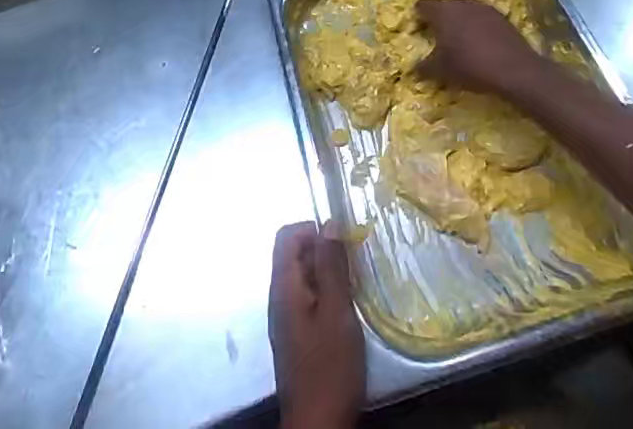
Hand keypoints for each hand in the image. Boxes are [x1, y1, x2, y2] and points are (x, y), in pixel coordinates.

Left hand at [269, 222, 361, 428]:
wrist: (317, 423)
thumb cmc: (329, 366)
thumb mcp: (336, 311)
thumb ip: (331, 267)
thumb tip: (329, 224)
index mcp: (283, 284)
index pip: (286, 235)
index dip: (312, 229)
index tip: (342, 240)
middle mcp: (278, 294)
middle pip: (293, 254)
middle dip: (322, 251)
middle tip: (354, 266)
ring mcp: (285, 316)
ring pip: (302, 277)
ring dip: (326, 274)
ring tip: (354, 288)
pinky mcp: (296, 334)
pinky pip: (306, 299)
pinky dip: (325, 294)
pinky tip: (346, 312)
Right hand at [414, 0, 548, 96]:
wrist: (516, 71)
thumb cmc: (470, 65)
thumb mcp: (440, 71)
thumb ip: (422, 67)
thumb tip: (414, 69)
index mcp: (441, 10)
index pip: (422, 5)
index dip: (418, 17)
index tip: (419, 32)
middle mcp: (461, 2)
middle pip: (444, 6)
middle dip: (439, 19)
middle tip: (438, 38)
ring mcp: (484, 8)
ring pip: (464, 10)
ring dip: (460, 22)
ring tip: (460, 41)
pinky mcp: (503, 17)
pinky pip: (482, 18)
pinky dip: (478, 27)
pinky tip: (481, 44)